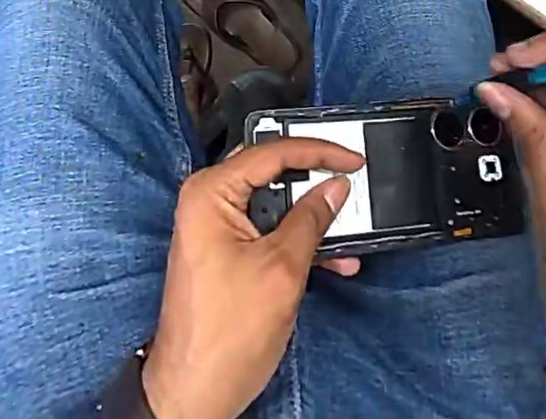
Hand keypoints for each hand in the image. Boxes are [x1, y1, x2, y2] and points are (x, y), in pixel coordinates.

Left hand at [142, 137, 362, 418]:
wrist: (192, 395)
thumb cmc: (228, 333)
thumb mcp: (282, 268)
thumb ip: (311, 218)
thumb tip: (336, 186)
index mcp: (211, 191)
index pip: (272, 152)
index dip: (319, 151)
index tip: (354, 158)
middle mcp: (209, 198)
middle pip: (272, 171)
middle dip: (315, 180)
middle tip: (351, 180)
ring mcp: (216, 223)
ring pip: (274, 201)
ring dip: (312, 216)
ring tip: (349, 227)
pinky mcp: (226, 246)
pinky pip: (268, 227)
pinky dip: (297, 239)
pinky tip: (333, 259)